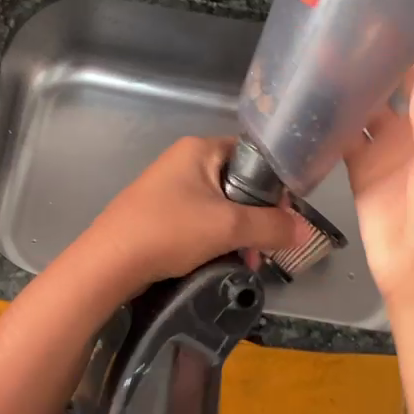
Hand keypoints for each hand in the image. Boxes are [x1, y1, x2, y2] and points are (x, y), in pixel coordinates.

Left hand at [75, 136, 309, 290]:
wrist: (108, 264)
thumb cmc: (169, 231)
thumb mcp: (228, 227)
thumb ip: (272, 226)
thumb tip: (306, 231)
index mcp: (199, 149)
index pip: (253, 154)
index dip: (275, 184)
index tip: (284, 217)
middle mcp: (183, 161)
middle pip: (238, 183)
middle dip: (256, 218)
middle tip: (264, 249)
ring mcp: (168, 188)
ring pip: (220, 207)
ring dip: (236, 234)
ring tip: (243, 262)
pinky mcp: (158, 214)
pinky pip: (199, 222)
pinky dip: (214, 240)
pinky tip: (218, 262)